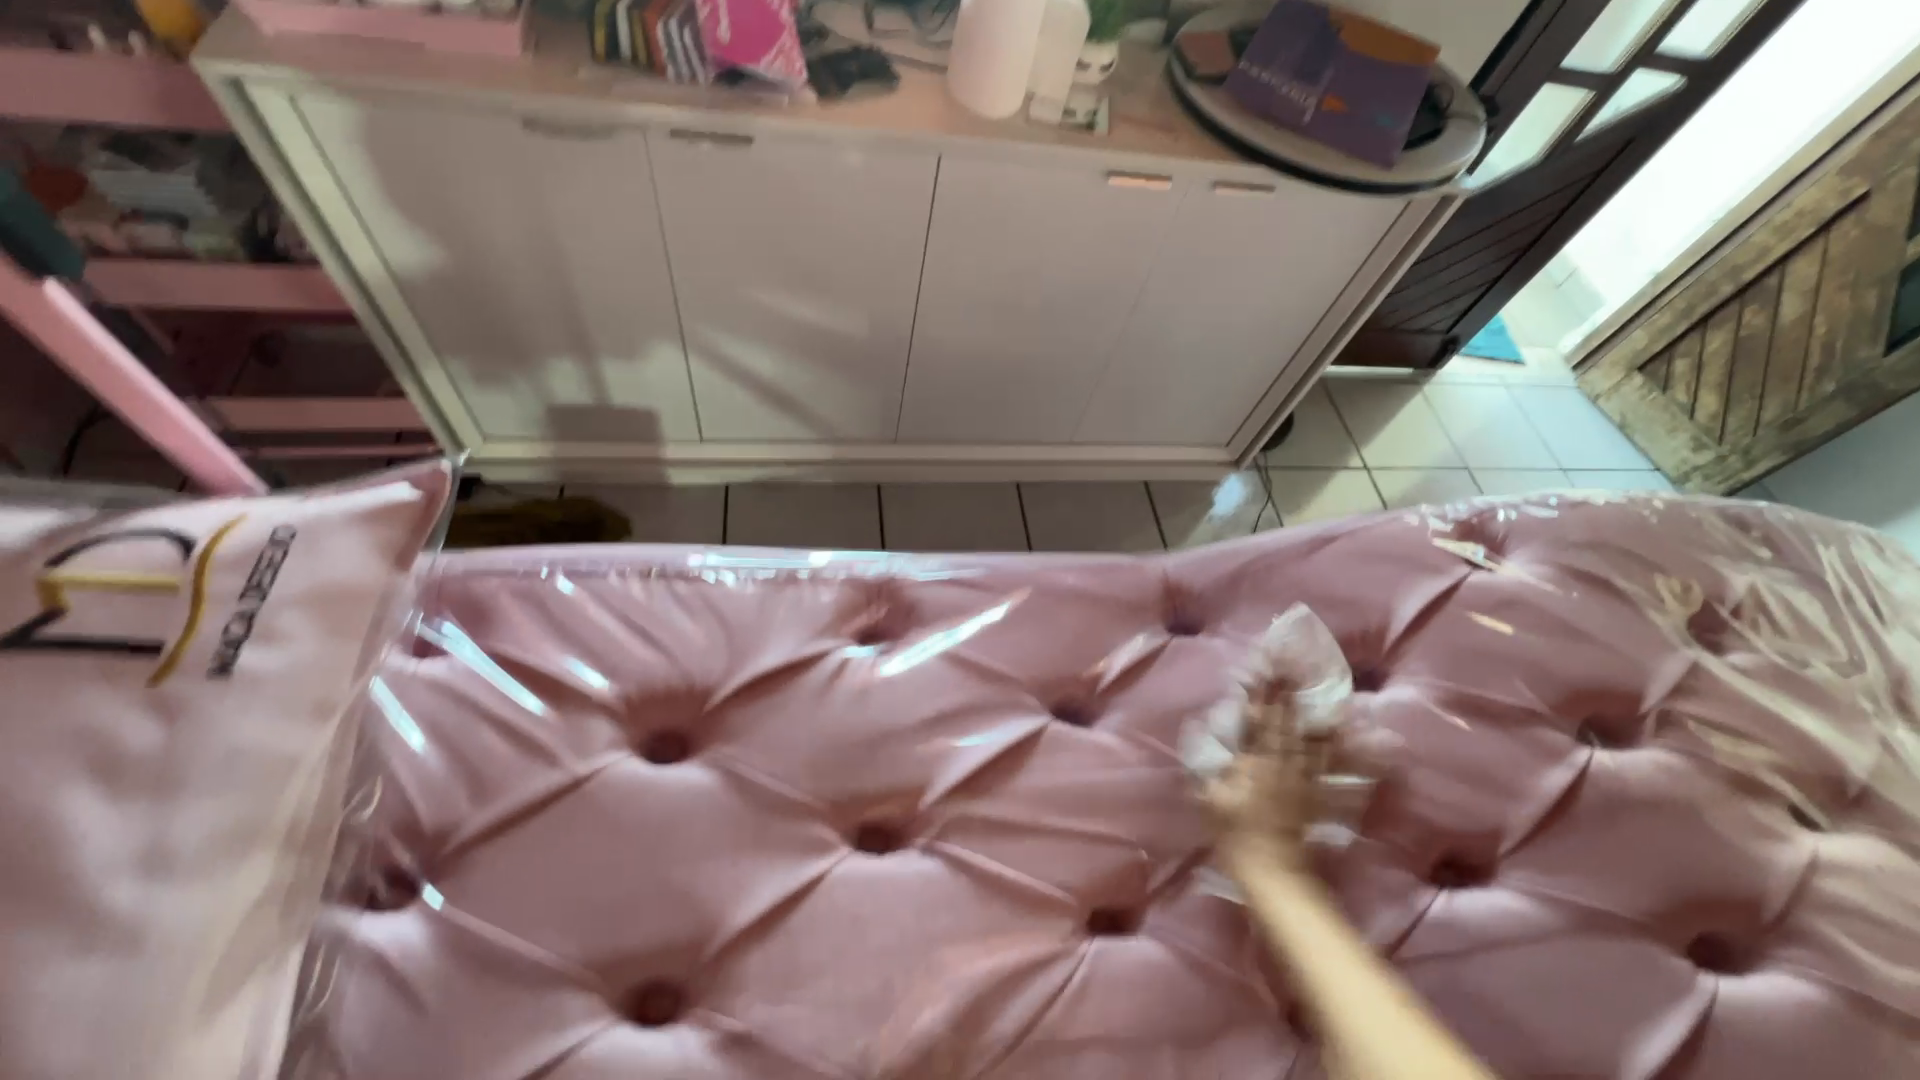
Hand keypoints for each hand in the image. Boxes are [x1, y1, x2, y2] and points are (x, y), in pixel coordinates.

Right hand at [1201, 688, 1334, 872]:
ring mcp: (1301, 778)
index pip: (1259, 722)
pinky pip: (1323, 762)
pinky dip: (1328, 744)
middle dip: (1287, 696)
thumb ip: (1210, 767)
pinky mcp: (1312, 792)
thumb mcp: (1211, 798)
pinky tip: (1332, 732)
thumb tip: (1206, 740)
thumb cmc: (1235, 834)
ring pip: (1307, 738)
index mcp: (1256, 763)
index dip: (1262, 697)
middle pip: (1286, 724)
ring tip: (1311, 691)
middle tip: (1290, 671)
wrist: (1272, 870)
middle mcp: (1282, 764)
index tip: (1264, 672)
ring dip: (1307, 714)